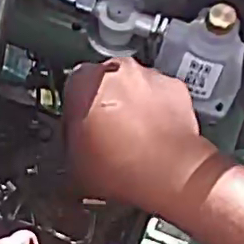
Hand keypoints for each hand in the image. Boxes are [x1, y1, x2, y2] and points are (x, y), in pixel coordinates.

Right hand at [63, 57, 226, 220]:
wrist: (167, 173)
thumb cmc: (121, 168)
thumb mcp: (73, 166)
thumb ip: (68, 145)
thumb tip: (70, 149)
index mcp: (84, 82)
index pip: (69, 92)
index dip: (72, 117)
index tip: (77, 134)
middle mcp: (118, 70)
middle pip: (104, 86)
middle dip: (103, 109)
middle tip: (104, 140)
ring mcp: (149, 77)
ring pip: (133, 89)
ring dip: (130, 109)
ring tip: (130, 144)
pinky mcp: (175, 88)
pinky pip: (160, 97)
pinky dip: (156, 113)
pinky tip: (150, 140)